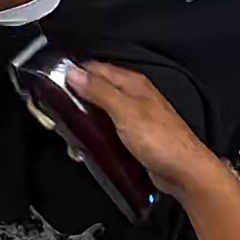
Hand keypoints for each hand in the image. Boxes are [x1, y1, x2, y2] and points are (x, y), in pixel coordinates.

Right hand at [67, 62, 226, 198]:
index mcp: (132, 83)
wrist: (184, 171)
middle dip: (77, 100)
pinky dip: (96, 137)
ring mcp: (133, 117)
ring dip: (85, 122)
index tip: (54, 84)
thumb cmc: (164, 141)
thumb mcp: (125, 111)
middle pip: (95, 90)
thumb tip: (75, 74)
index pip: (95, 68)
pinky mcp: (132, 137)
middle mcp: (133, 97)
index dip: (74, 73)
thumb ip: (99, 91)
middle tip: (62, 113)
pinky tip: (91, 147)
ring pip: (100, 112)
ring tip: (75, 135)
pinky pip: (108, 131)